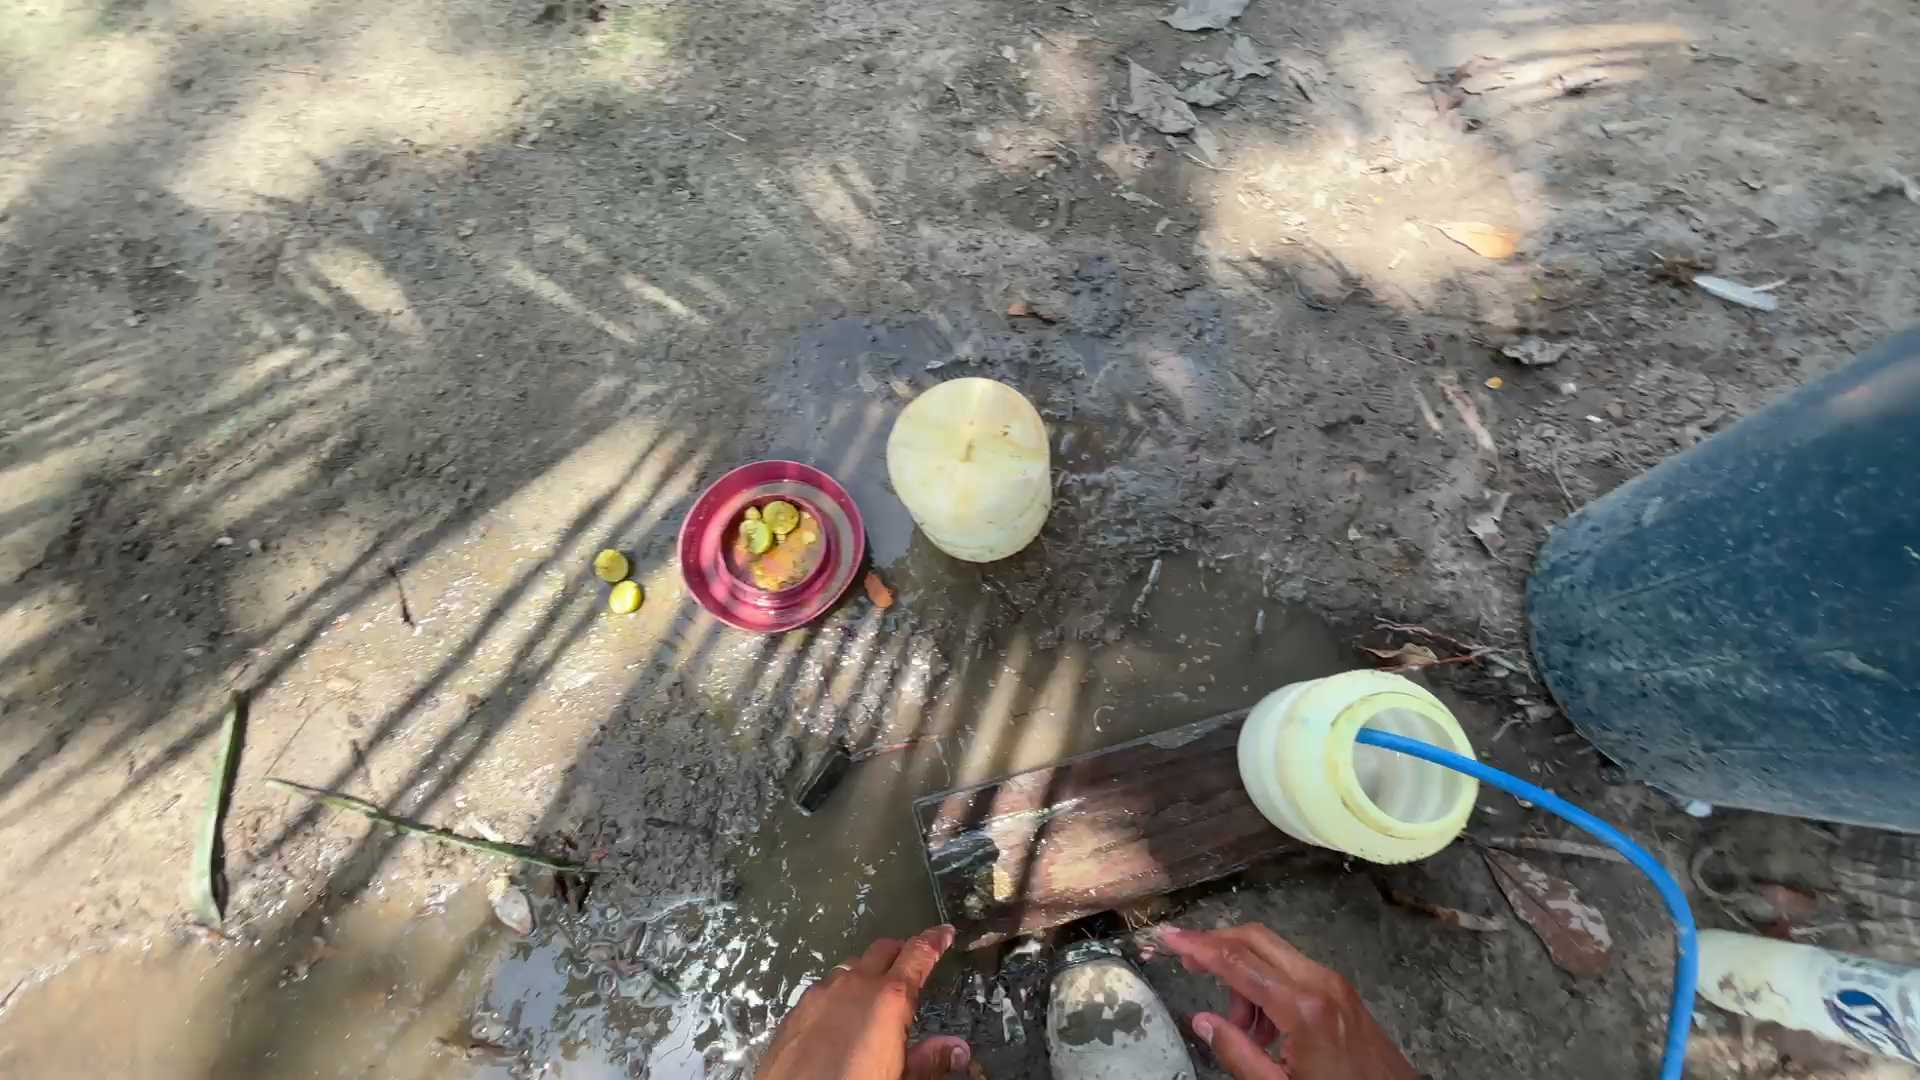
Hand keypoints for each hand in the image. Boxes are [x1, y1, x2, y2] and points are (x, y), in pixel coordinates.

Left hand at [756, 925, 970, 1079]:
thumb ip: (929, 1060)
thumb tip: (958, 1048)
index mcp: (889, 999)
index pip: (918, 954)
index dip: (935, 940)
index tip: (945, 932)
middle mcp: (856, 984)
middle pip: (883, 950)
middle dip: (900, 952)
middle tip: (912, 966)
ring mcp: (822, 993)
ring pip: (851, 966)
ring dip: (867, 972)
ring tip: (874, 995)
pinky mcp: (797, 1009)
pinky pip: (824, 988)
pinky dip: (839, 993)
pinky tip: (838, 1017)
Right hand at [1159, 924, 1414, 1079]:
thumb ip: (1238, 1053)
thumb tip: (1201, 1021)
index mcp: (1303, 1008)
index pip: (1237, 960)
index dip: (1198, 946)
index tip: (1168, 936)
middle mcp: (1319, 981)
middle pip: (1254, 938)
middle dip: (1217, 947)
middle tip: (1189, 966)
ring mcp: (1334, 983)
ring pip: (1271, 952)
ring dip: (1244, 974)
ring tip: (1241, 1026)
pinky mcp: (1342, 992)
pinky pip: (1291, 970)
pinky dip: (1267, 985)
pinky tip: (1266, 1028)